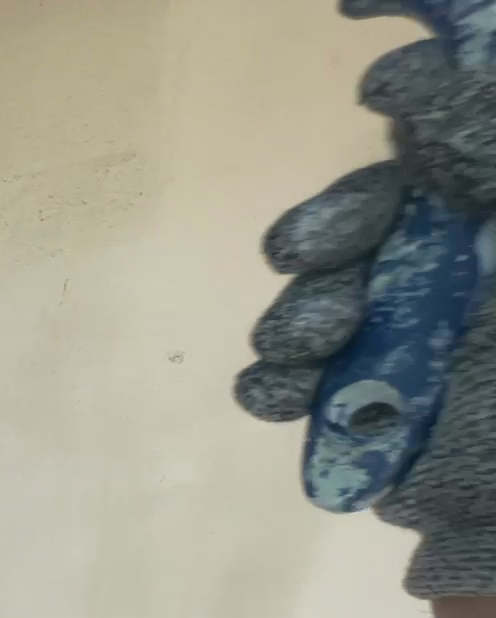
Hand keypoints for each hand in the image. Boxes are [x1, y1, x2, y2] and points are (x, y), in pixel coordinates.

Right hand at [237, 38, 495, 596]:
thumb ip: (487, 158)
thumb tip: (422, 80)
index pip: (460, 140)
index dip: (421, 104)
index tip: (389, 87)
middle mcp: (457, 270)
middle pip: (359, 219)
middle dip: (328, 228)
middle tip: (326, 250)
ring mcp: (403, 341)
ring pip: (307, 301)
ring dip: (298, 314)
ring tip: (319, 343)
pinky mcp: (355, 409)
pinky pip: (282, 382)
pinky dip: (272, 385)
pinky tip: (290, 396)